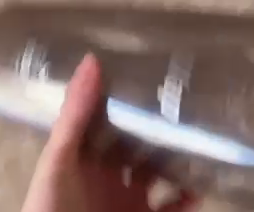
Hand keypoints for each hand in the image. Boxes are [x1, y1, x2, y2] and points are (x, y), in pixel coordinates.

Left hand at [20, 54, 198, 211]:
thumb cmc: (53, 211)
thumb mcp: (58, 163)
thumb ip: (75, 117)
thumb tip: (92, 58)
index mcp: (82, 157)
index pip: (104, 116)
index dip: (122, 92)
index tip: (149, 66)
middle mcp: (106, 176)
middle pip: (136, 141)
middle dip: (157, 122)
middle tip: (185, 95)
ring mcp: (126, 201)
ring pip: (158, 171)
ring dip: (177, 156)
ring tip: (200, 133)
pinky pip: (173, 207)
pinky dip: (188, 196)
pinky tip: (200, 182)